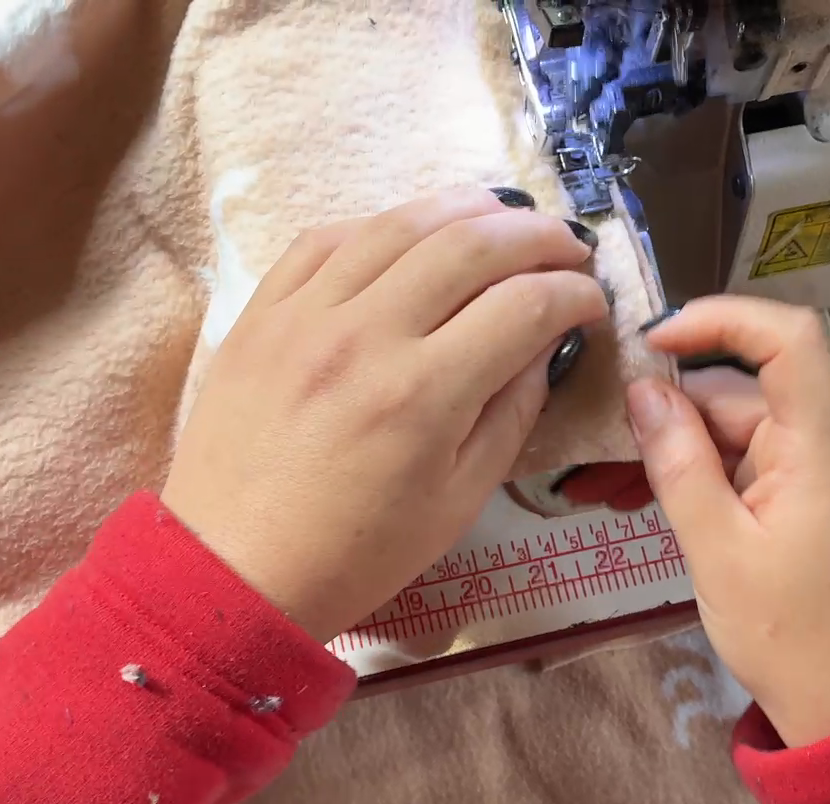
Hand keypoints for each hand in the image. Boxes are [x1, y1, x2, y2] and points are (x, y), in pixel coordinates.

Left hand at [163, 189, 606, 639]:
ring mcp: (306, 314)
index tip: (592, 301)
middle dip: (536, 235)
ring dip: (466, 208)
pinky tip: (412, 231)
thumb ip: (511, 414)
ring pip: (399, 224)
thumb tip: (543, 346)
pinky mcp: (262, 312)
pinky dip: (382, 223)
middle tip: (568, 245)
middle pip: (470, 245)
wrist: (237, 568)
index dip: (573, 294)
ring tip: (506, 214)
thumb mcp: (459, 501)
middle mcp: (367, 334)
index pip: (523, 307)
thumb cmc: (360, 552)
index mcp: (425, 394)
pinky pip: (326, 238)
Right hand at [628, 296, 829, 746]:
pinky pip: (751, 474)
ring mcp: (822, 479)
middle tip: (595, 449)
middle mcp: (829, 449)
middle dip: (667, 417)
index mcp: (819, 450)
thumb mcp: (716, 549)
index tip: (654, 340)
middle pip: (743, 400)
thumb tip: (644, 393)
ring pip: (738, 441)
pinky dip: (705, 483)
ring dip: (676, 457)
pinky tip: (651, 502)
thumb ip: (678, 464)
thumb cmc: (786, 635)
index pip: (789, 341)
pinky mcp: (812, 507)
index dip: (721, 319)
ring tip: (604, 489)